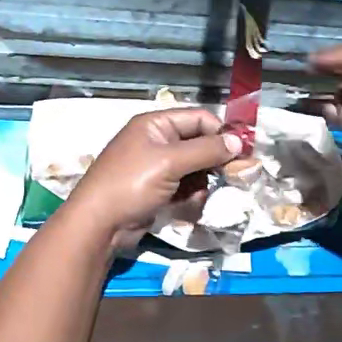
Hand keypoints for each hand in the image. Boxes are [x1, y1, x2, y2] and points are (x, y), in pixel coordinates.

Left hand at [65, 108, 244, 246]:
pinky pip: (183, 186)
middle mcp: (156, 141)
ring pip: (194, 168)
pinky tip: (187, 205)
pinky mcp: (156, 190)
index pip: (199, 119)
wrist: (99, 223)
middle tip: (230, 177)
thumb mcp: (170, 162)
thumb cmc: (131, 184)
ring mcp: (155, 167)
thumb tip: (238, 142)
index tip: (242, 152)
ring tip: (197, 194)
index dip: (221, 133)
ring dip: (202, 182)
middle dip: (213, 161)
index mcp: (155, 124)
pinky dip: (189, 195)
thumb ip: (206, 150)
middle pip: (198, 144)